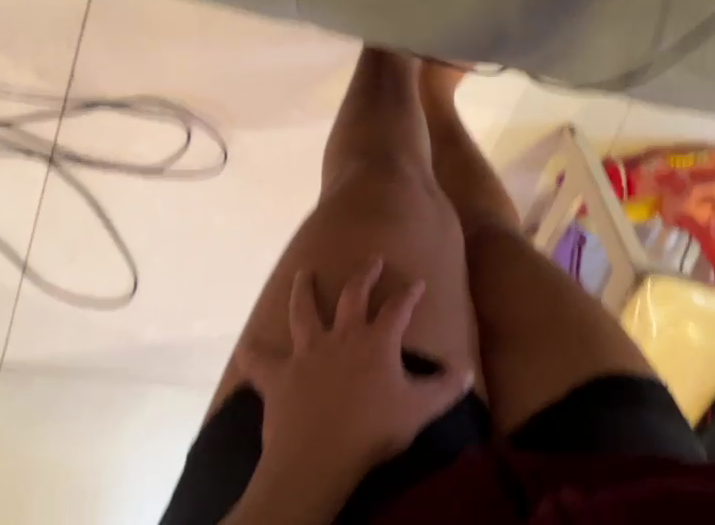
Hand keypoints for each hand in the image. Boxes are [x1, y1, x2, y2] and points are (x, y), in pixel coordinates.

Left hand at [239, 261, 470, 489]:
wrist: (317, 457)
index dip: (409, 293)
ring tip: (302, 273)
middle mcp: (342, 336)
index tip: (417, 281)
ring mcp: (307, 353)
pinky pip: (261, 361)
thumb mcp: (419, 409)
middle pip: (353, 294)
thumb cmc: (372, 430)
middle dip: (365, 274)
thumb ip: (445, 389)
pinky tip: (245, 346)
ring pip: (304, 312)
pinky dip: (253, 353)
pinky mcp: (278, 376)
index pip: (398, 307)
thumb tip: (469, 372)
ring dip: (303, 291)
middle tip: (372, 259)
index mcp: (377, 341)